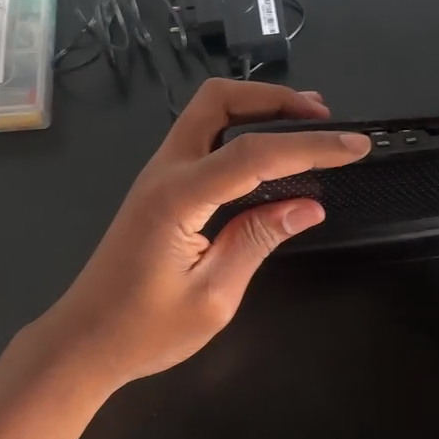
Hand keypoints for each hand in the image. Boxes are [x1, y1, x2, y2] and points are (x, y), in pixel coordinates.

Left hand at [32, 78, 371, 388]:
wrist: (84, 340)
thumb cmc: (143, 330)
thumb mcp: (212, 295)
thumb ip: (257, 240)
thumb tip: (307, 206)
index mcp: (178, 197)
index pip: (253, 153)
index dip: (310, 145)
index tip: (355, 145)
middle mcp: (165, 170)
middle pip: (217, 99)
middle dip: (274, 98)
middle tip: (322, 115)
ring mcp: (158, 173)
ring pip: (207, 111)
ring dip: (257, 107)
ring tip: (306, 123)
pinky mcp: (160, 185)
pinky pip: (203, 136)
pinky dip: (240, 129)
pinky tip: (268, 153)